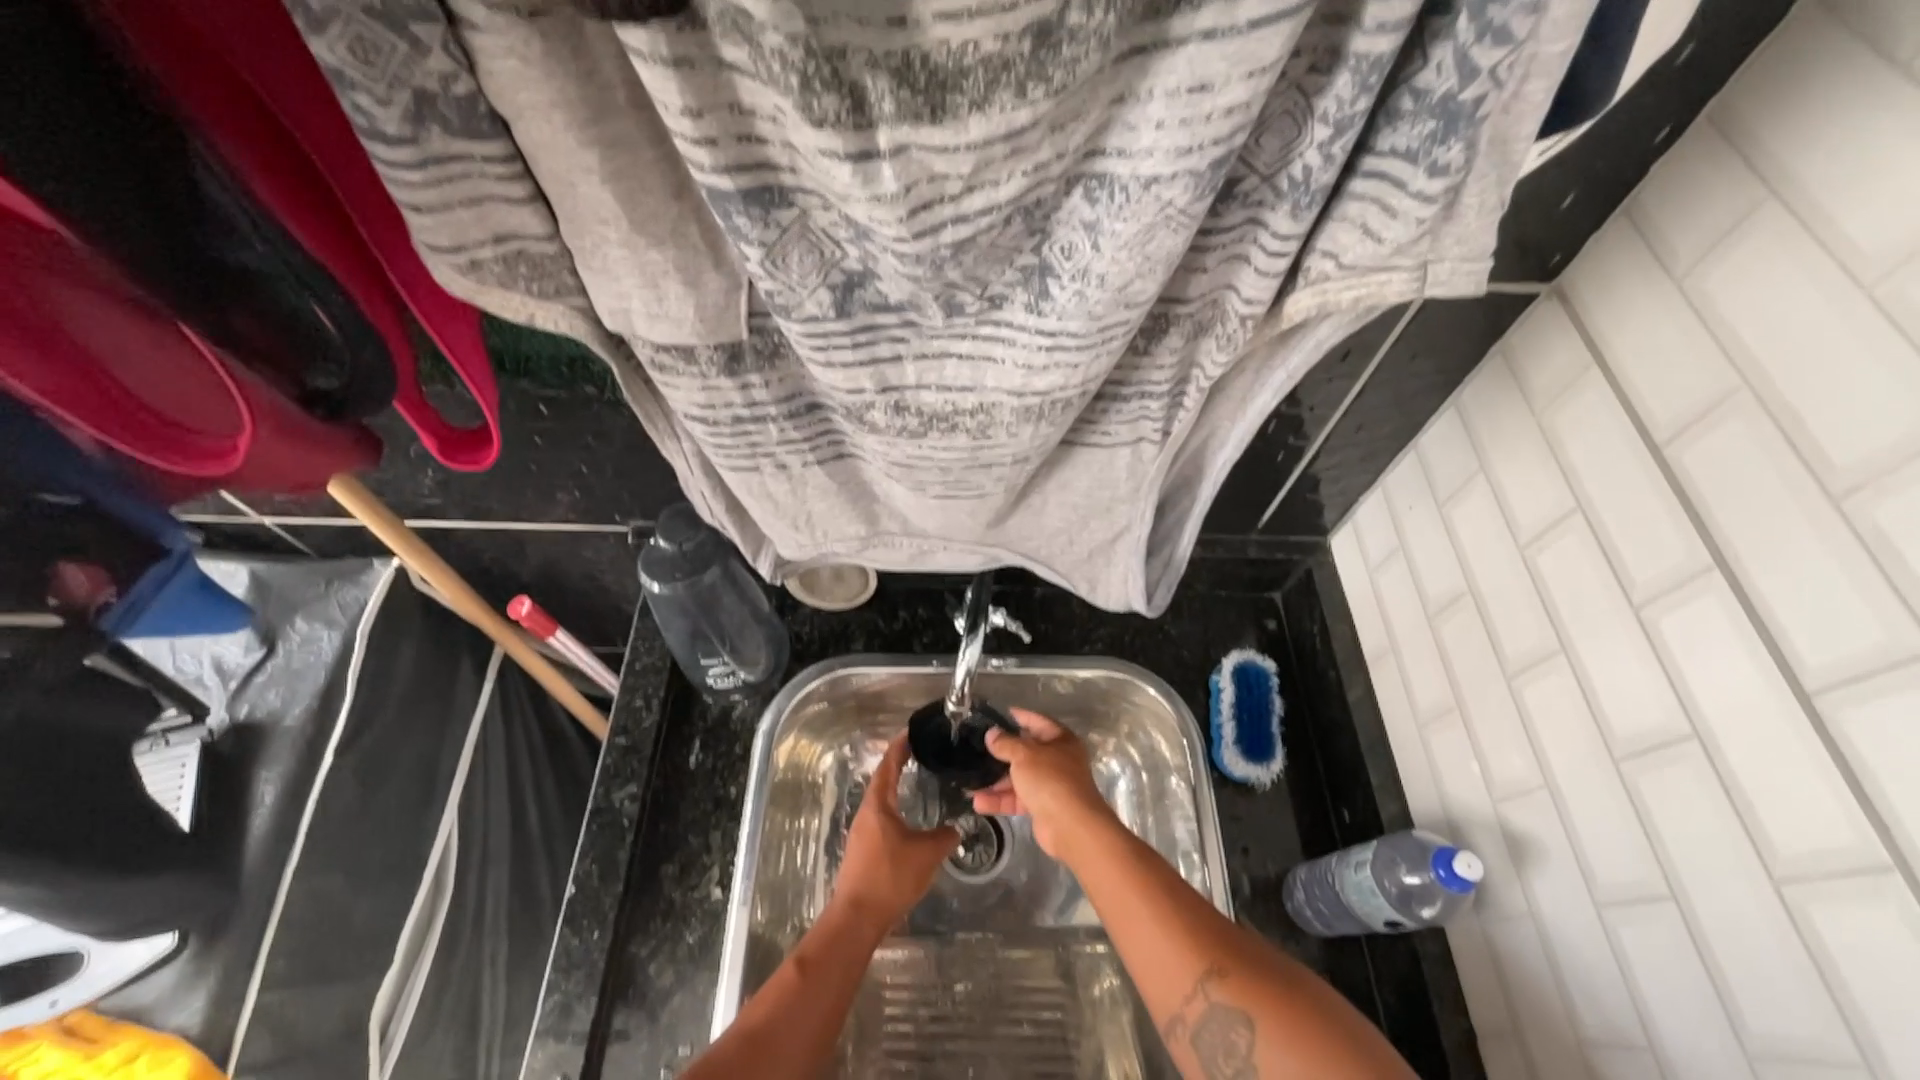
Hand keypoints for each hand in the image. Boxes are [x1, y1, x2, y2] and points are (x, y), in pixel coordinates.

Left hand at [834, 735, 959, 928]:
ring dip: (897, 792)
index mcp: (878, 805)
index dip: (899, 748)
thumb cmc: (891, 876)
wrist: (858, 917)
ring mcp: (861, 835)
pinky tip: (910, 823)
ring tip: (918, 785)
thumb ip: (945, 836)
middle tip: (921, 755)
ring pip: (881, 804)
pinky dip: (896, 814)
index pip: (888, 766)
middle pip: (882, 782)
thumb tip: (957, 827)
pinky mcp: (863, 853)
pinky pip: (881, 823)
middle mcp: (865, 814)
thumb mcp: (927, 853)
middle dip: (899, 767)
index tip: (911, 732)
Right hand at [970, 708, 1116, 860]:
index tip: (998, 714)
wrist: (1070, 825)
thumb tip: (991, 734)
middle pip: (1026, 752)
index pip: (1037, 722)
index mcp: (1061, 741)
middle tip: (976, 749)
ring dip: (996, 781)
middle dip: (1001, 754)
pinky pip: (1018, 799)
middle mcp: (1058, 761)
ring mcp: (1050, 785)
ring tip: (970, 781)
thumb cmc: (1050, 779)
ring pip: (1019, 778)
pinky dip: (1000, 800)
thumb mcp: (1024, 755)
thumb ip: (1006, 743)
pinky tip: (978, 802)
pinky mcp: (1042, 807)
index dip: (1019, 717)